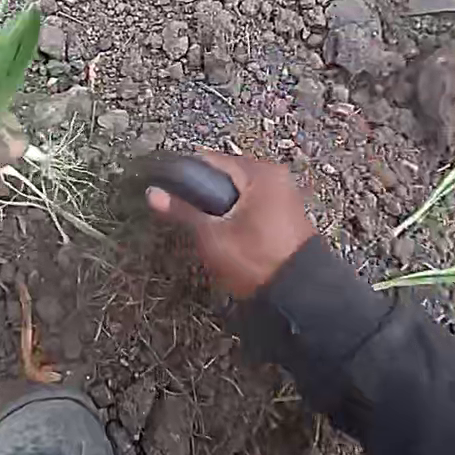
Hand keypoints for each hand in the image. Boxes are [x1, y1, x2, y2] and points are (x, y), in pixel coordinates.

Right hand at [146, 152, 316, 298]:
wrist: (300, 295)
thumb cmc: (257, 261)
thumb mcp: (213, 236)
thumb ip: (182, 211)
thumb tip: (153, 194)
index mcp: (260, 173)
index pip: (211, 159)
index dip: (184, 173)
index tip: (165, 188)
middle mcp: (275, 176)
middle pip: (225, 175)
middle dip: (203, 191)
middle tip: (183, 212)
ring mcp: (283, 194)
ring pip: (237, 191)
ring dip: (219, 204)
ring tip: (202, 225)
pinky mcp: (284, 213)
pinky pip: (251, 203)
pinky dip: (235, 212)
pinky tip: (224, 231)